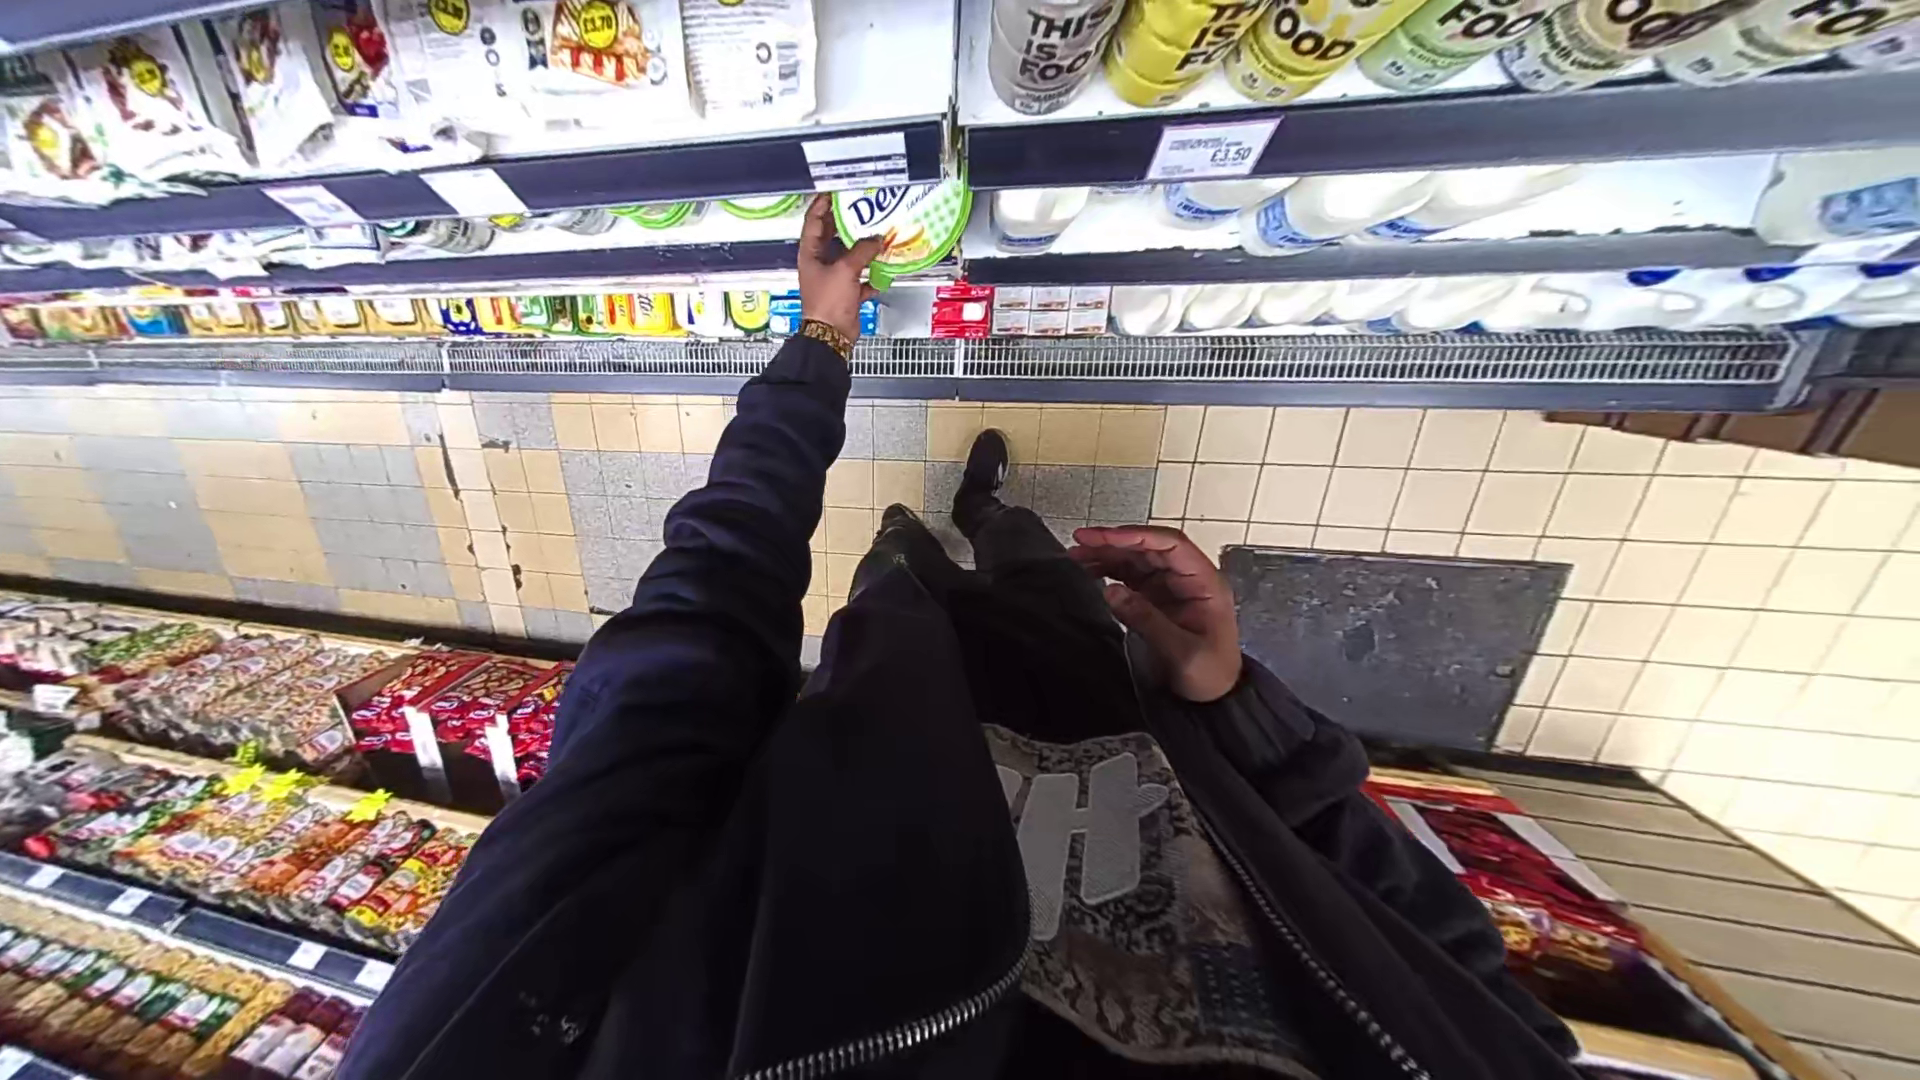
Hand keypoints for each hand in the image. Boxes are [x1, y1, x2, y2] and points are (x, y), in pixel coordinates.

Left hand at [799, 193, 885, 341]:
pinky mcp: (845, 294)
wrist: (832, 335)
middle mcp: (820, 263)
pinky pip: (860, 280)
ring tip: (877, 236)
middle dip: (847, 225)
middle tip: (862, 210)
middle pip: (833, 237)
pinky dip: (870, 276)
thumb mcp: (845, 269)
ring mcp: (833, 279)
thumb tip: (877, 240)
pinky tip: (882, 270)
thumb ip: (862, 251)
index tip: (835, 191)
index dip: (823, 204)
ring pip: (849, 258)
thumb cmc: (829, 302)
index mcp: (810, 253)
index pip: (814, 220)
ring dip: (863, 250)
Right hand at [1068, 525, 1242, 702]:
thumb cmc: (1207, 674)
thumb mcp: (1179, 651)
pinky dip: (1108, 569)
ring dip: (1107, 553)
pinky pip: (1130, 574)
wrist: (1214, 698)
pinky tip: (1089, 569)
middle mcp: (1186, 577)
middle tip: (1081, 539)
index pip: (1171, 545)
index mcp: (1204, 581)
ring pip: (1136, 558)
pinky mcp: (1155, 596)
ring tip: (1076, 553)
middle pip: (1149, 547)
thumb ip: (1146, 619)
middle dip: (1114, 541)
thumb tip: (1110, 591)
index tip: (1104, 537)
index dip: (1137, 536)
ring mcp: (1169, 585)